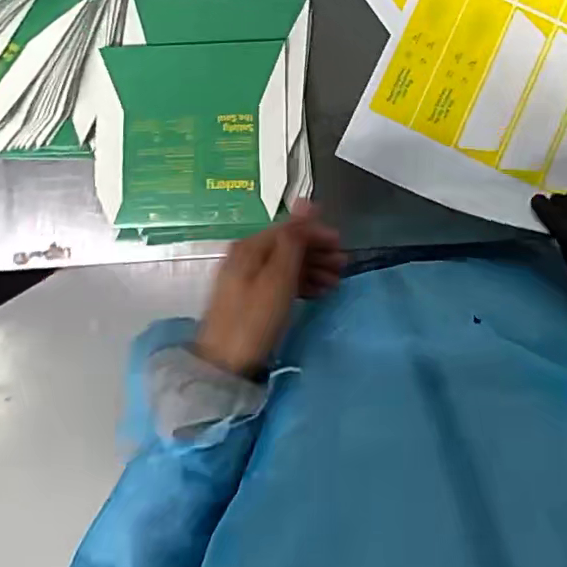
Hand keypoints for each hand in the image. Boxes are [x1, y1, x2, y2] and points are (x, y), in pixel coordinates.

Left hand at [194, 201, 344, 377]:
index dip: (315, 232)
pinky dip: (300, 283)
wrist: (223, 364)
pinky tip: (316, 293)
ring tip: (335, 282)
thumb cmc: (254, 319)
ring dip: (311, 268)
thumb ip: (293, 240)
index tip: (341, 244)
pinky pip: (279, 281)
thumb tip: (304, 203)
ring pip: (284, 264)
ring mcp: (245, 277)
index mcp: (249, 247)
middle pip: (286, 245)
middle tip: (343, 264)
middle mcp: (245, 256)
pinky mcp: (248, 298)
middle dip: (316, 251)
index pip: (287, 229)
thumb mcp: (278, 278)